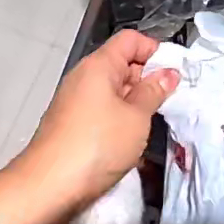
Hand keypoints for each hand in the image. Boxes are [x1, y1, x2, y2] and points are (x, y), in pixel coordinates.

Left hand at [22, 30, 178, 203]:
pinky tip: (130, 141)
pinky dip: (119, 119)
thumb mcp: (136, 116)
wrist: (50, 184)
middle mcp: (83, 76)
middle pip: (122, 63)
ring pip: (113, 90)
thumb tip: (168, 72)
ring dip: (135, 103)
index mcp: (98, 65)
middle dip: (147, 79)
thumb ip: (154, 91)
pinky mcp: (71, 123)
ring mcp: (75, 100)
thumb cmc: (97, 144)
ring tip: (152, 124)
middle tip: (169, 102)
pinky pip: (102, 110)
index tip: (174, 74)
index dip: (154, 50)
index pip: (130, 40)